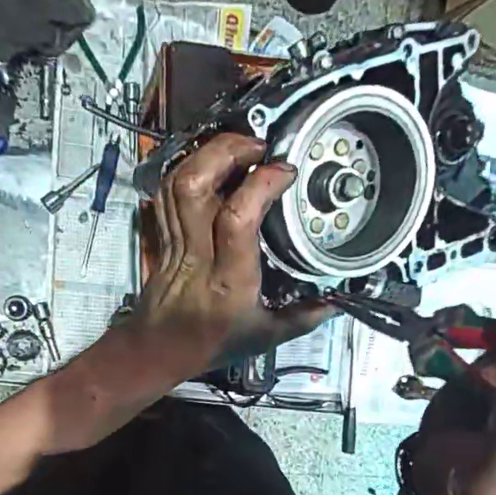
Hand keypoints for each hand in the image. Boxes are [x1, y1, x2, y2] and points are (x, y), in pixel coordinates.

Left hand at [125, 133, 332, 380]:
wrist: (160, 348)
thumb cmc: (211, 341)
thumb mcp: (265, 336)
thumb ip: (303, 317)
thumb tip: (335, 302)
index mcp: (229, 279)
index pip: (238, 218)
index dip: (261, 184)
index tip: (285, 172)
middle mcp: (199, 253)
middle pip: (196, 187)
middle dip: (226, 153)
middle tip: (256, 146)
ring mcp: (176, 240)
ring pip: (178, 184)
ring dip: (207, 154)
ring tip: (237, 148)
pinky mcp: (164, 235)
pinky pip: (167, 191)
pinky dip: (188, 166)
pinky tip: (211, 162)